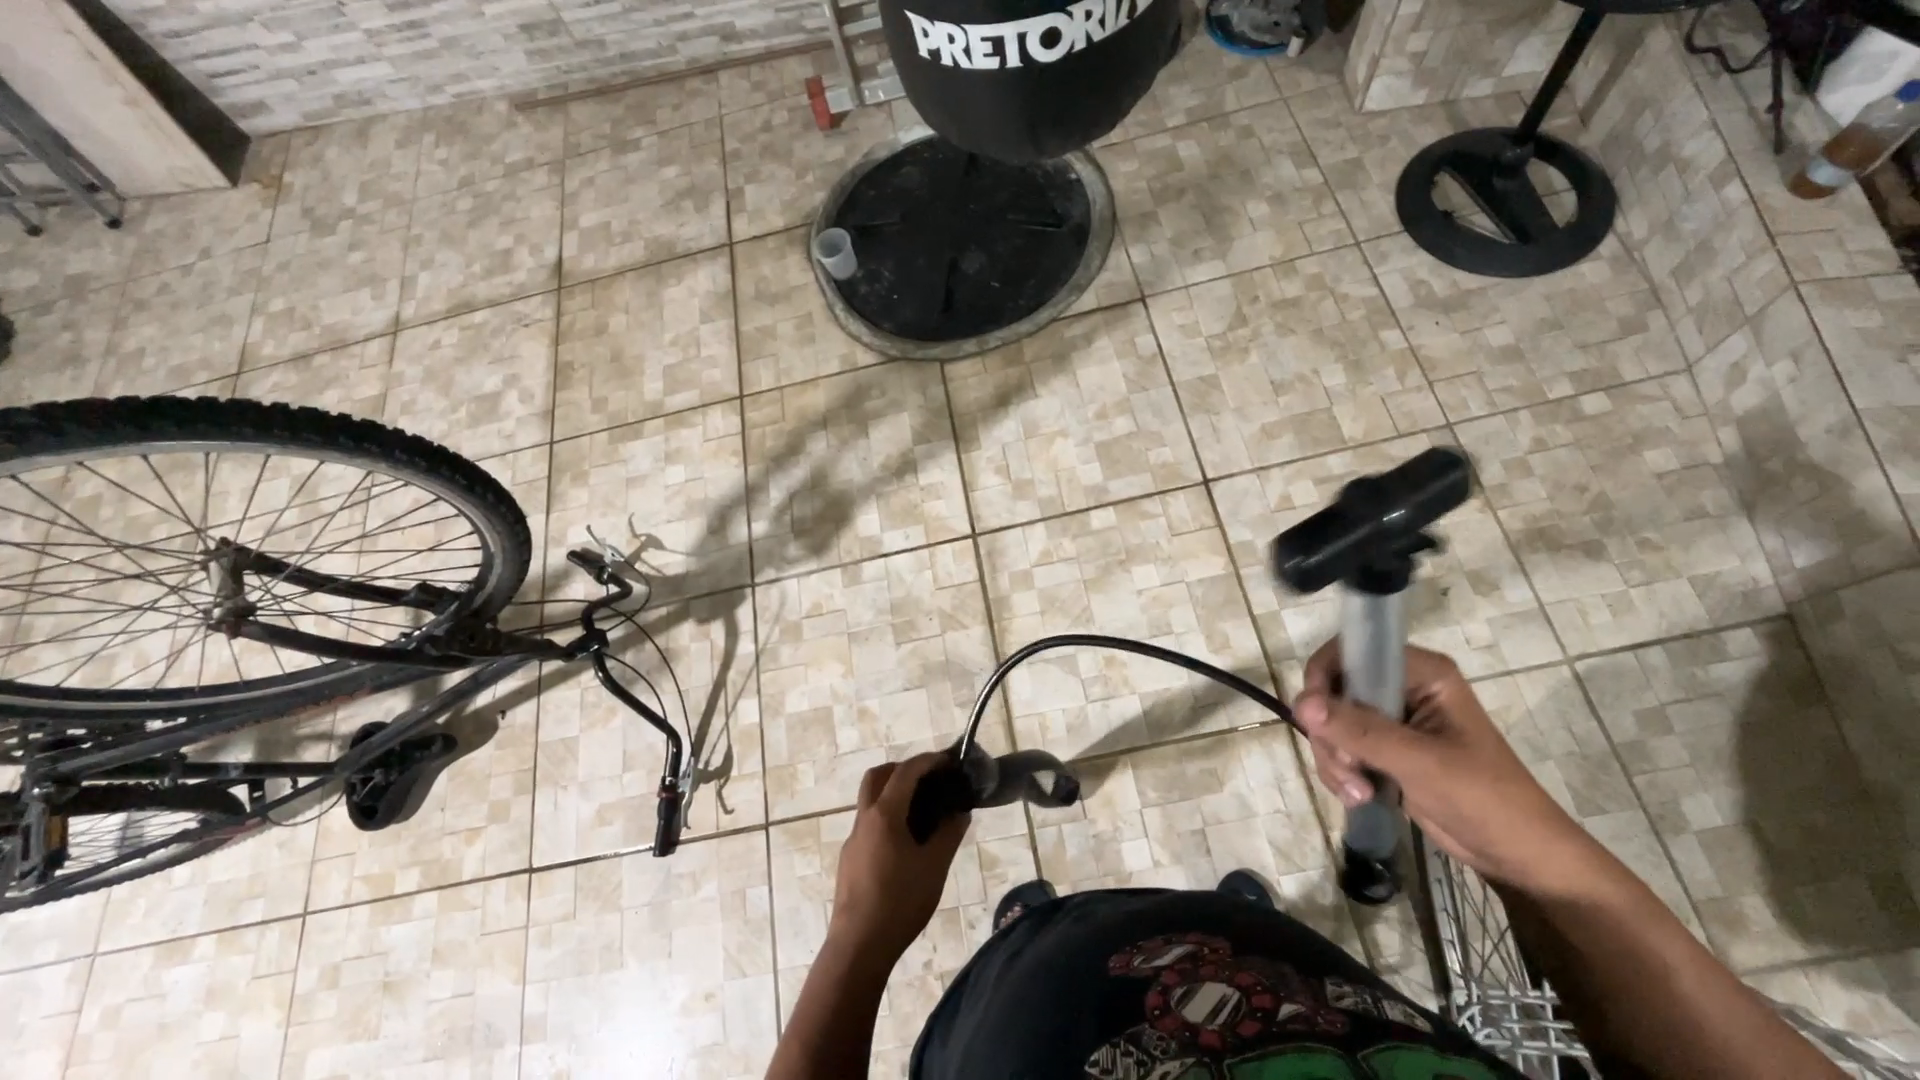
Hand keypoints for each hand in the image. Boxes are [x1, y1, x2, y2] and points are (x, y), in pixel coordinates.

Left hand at [828, 752, 971, 961]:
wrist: (859, 944)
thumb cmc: (900, 902)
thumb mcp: (934, 867)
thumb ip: (948, 835)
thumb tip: (960, 813)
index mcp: (884, 816)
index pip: (905, 772)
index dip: (928, 761)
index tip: (948, 761)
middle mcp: (863, 820)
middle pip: (877, 777)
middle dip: (902, 769)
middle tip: (929, 778)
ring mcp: (853, 841)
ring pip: (870, 802)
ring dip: (893, 794)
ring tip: (924, 812)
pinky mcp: (850, 860)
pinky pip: (869, 825)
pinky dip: (887, 818)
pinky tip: (907, 843)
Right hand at [1295, 642, 1609, 895]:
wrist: (1514, 852)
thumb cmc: (1481, 797)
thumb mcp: (1418, 761)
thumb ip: (1358, 730)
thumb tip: (1300, 704)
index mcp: (1423, 673)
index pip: (1352, 652)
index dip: (1323, 678)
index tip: (1313, 718)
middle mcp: (1403, 688)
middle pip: (1334, 691)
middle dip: (1330, 734)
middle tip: (1348, 771)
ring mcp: (1393, 721)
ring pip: (1332, 724)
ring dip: (1335, 760)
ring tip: (1359, 793)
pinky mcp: (1386, 750)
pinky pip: (1342, 748)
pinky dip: (1341, 773)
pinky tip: (1360, 797)